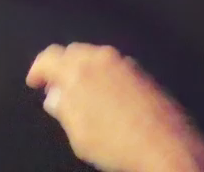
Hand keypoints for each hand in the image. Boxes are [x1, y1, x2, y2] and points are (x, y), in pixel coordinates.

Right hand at [26, 44, 203, 171]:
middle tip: (58, 89)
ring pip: (95, 58)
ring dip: (85, 71)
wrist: (169, 149)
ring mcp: (124, 62)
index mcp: (78, 68)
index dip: (38, 69)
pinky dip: (105, 77)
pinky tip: (109, 98)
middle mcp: (99, 57)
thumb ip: (63, 110)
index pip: (48, 57)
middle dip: (62, 67)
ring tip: (83, 94)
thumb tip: (55, 96)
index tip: (34, 83)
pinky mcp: (143, 73)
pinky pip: (114, 68)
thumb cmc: (116, 145)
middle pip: (72, 53)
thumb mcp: (79, 135)